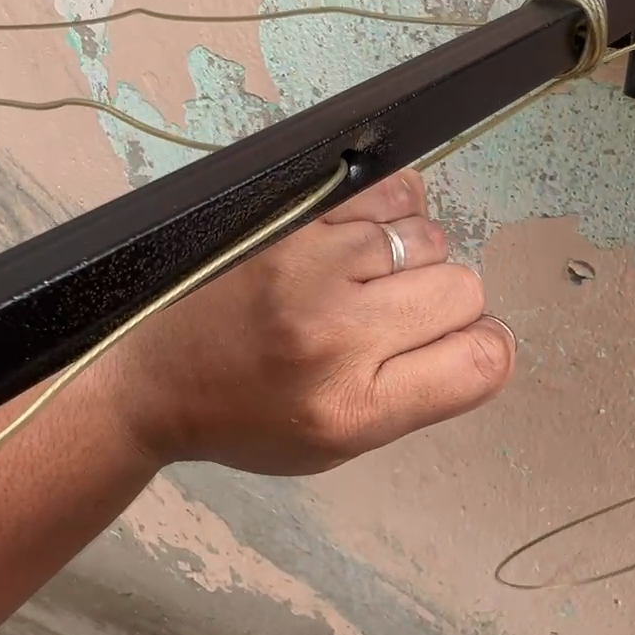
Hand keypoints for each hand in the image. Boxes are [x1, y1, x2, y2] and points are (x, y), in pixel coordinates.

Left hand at [100, 169, 514, 475]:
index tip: (453, 347)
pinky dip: (390, 213)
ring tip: (363, 280)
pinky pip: (391, 190)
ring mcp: (309, 264)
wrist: (153, 376)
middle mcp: (335, 333)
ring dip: (412, 259)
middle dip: (444, 305)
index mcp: (352, 408)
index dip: (481, 350)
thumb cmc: (247, 418)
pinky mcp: (289, 217)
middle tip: (392, 318)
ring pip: (430, 236)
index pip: (482, 359)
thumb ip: (417, 395)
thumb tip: (480, 333)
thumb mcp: (338, 444)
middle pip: (464, 288)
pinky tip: (358, 240)